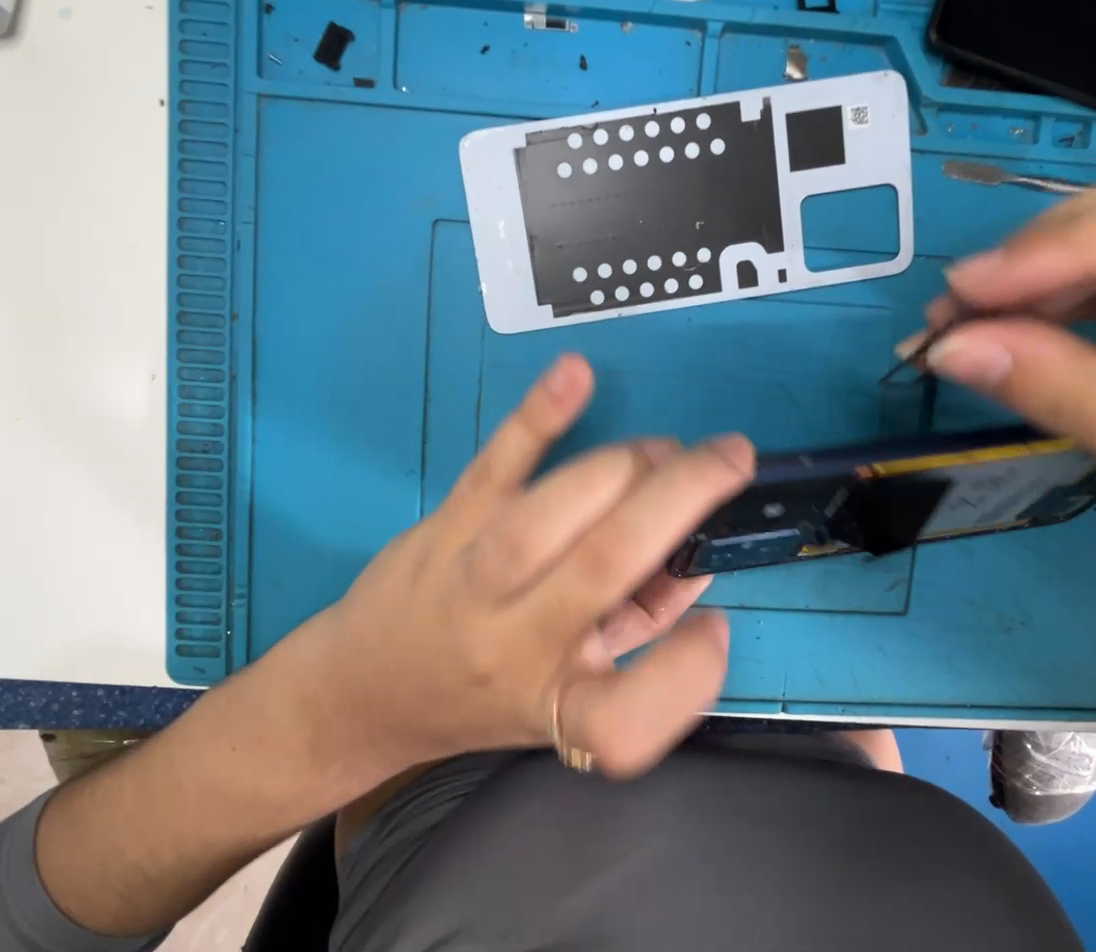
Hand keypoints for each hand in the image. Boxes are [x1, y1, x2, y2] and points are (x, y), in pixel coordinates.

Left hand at [316, 354, 755, 778]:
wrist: (364, 691)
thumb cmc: (481, 697)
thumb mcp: (569, 691)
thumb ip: (640, 628)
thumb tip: (698, 556)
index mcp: (556, 707)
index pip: (626, 719)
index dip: (686, 673)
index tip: (717, 628)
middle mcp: (512, 646)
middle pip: (602, 564)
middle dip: (677, 499)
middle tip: (731, 458)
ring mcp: (470, 580)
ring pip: (549, 513)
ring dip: (622, 467)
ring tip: (667, 450)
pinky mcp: (443, 528)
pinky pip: (493, 469)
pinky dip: (536, 418)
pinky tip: (574, 375)